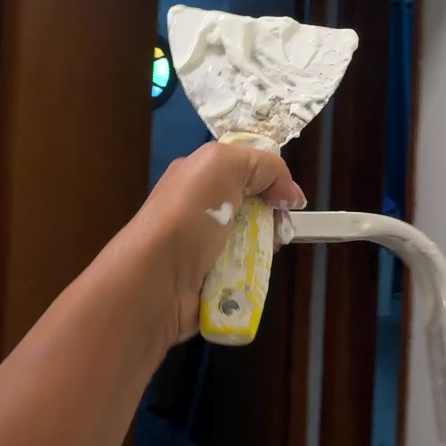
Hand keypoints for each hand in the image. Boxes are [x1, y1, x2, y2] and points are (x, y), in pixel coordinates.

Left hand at [108, 141, 303, 347]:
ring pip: (253, 236)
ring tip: (269, 250)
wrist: (155, 280)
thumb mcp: (223, 166)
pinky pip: (245, 266)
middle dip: (274, 213)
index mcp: (199, 173)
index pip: (245, 167)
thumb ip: (264, 166)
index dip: (270, 177)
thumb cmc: (188, 216)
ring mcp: (205, 243)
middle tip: (280, 226)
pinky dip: (254, 269)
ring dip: (266, 243)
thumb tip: (290, 194)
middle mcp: (200, 205)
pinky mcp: (210, 275)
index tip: (287, 196)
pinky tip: (254, 272)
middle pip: (254, 203)